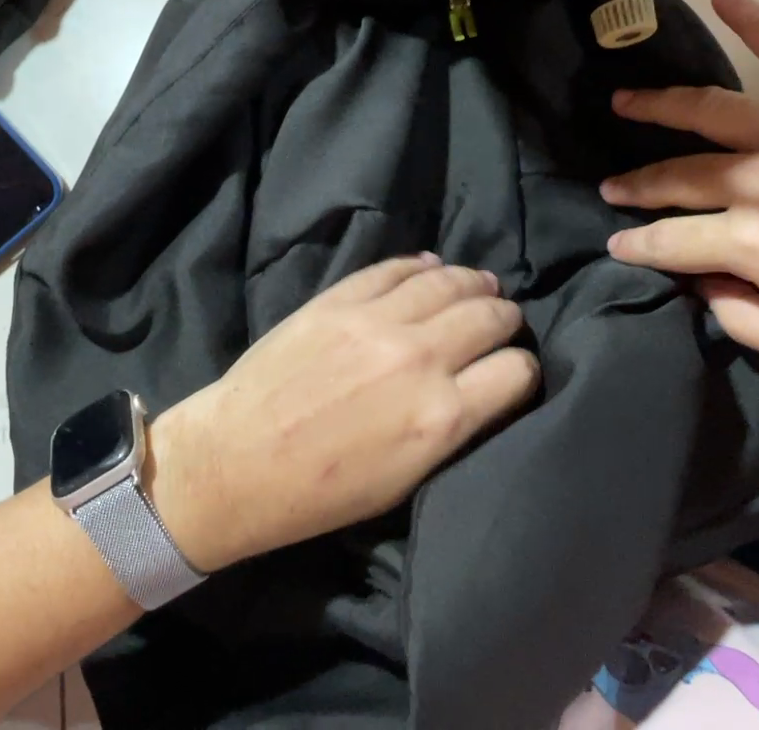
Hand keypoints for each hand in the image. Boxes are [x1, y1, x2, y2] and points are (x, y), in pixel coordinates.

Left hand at [144, 255, 538, 571]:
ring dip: (471, 281)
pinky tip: (430, 267)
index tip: (513, 369)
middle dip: (504, 317)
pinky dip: (419, 265)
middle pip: (488, 316)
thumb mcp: (406, 479)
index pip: (516, 370)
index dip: (522, 368)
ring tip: (479, 284)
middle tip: (502, 319)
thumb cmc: (321, 493)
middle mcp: (419, 358)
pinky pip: (394, 268)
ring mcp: (375, 322)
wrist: (236, 462)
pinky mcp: (338, 300)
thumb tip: (478, 386)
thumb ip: (452, 427)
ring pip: (447, 281)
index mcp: (442, 416)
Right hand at [600, 0, 758, 374]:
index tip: (614, 246)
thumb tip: (702, 283)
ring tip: (623, 100)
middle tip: (609, 189)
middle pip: (677, 176)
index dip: (634, 247)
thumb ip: (741, 318)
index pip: (667, 242)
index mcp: (752, 242)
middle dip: (635, 186)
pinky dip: (756, 22)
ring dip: (658, 104)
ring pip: (708, 110)